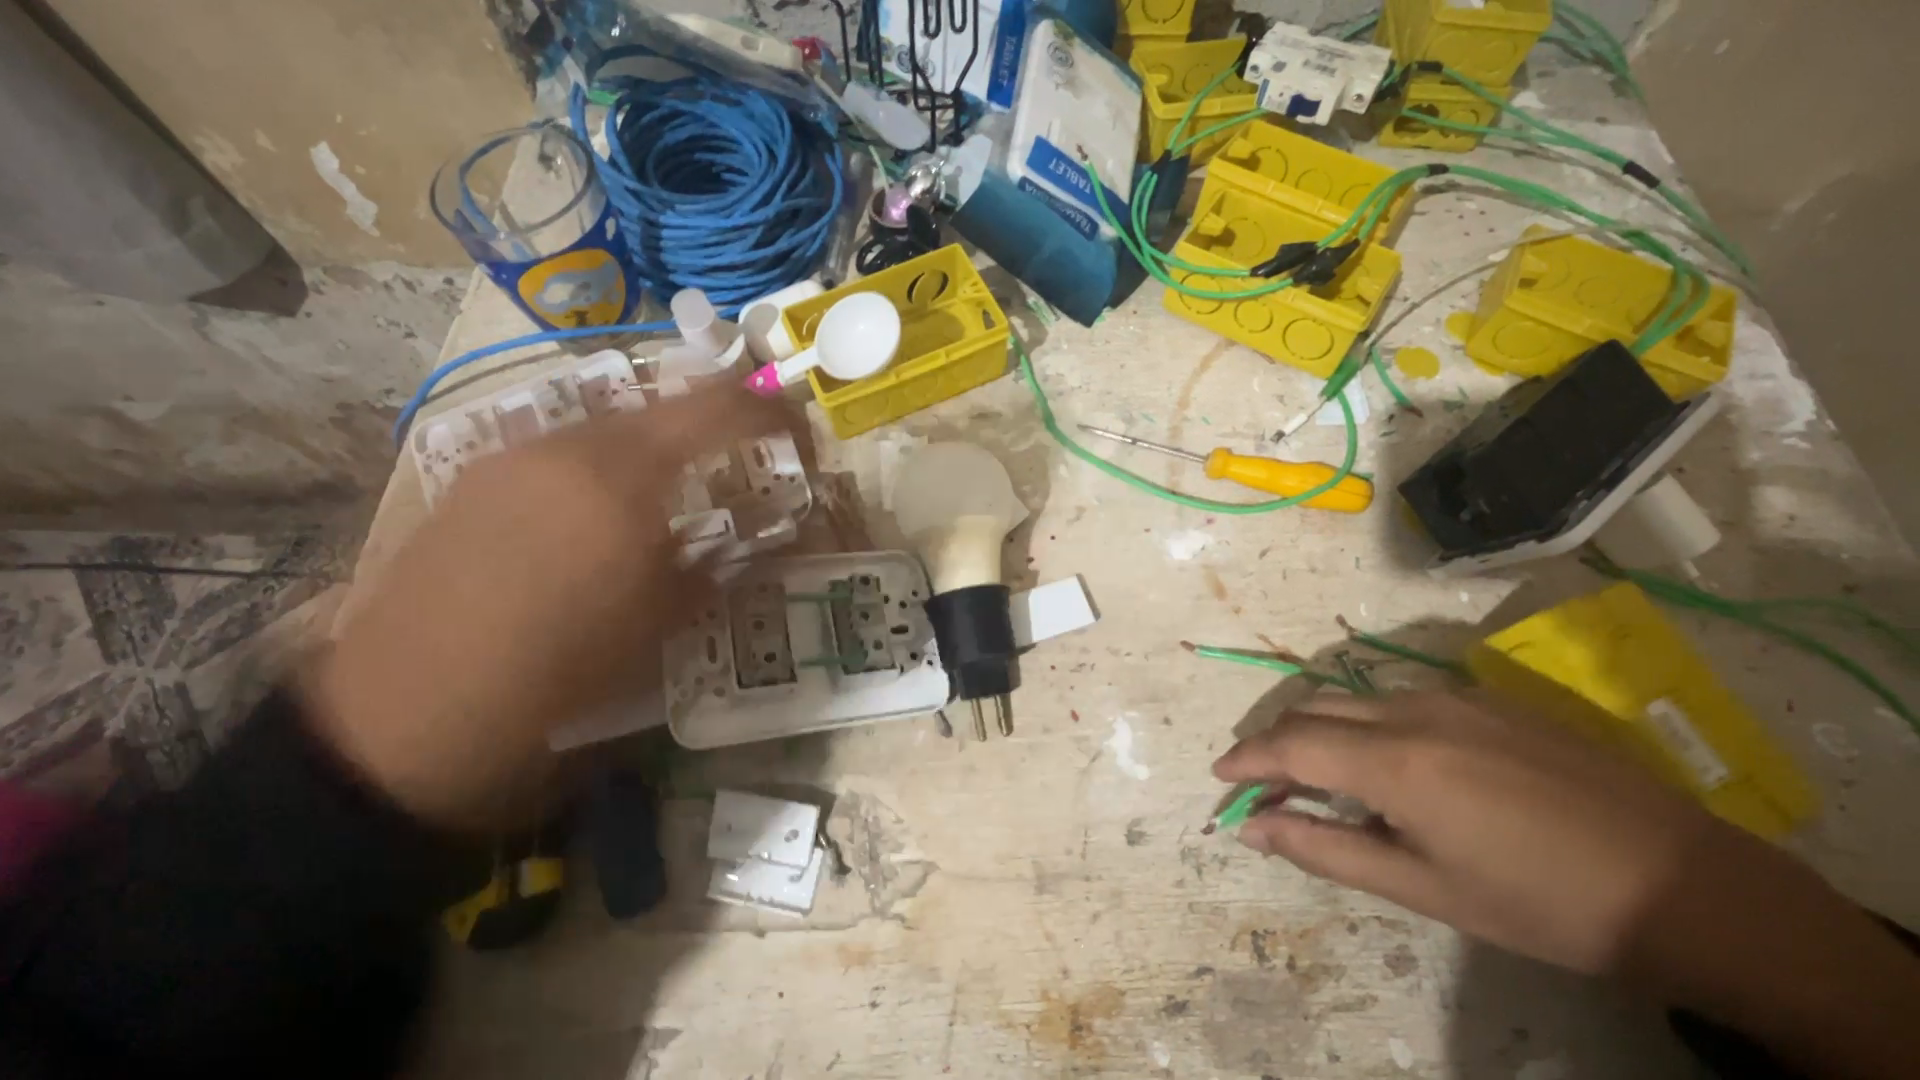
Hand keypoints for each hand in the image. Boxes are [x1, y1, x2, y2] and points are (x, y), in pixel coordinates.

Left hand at [300, 387, 786, 830]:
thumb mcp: (658, 626)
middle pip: (659, 406)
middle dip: (712, 424)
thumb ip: (719, 565)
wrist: (411, 710)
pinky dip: (601, 465)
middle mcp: (567, 446)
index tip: (797, 428)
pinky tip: (600, 511)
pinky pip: (560, 451)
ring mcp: (513, 456)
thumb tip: (770, 537)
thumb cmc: (557, 674)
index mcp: (623, 478)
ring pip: (605, 426)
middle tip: (741, 458)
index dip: (766, 409)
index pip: (716, 409)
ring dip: (653, 445)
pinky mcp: (474, 478)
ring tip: (674, 490)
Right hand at [1213, 689, 1818, 973]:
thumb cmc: (1540, 904)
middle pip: (1315, 709)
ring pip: (1357, 701)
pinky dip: (1367, 725)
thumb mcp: (1423, 889)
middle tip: (1263, 785)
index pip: (1290, 745)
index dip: (1247, 760)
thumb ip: (1326, 850)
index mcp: (1395, 763)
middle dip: (1276, 742)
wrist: (1682, 884)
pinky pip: (1401, 701)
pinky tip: (1387, 764)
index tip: (1221, 780)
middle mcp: (1415, 712)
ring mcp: (1457, 699)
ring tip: (1319, 778)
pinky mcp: (1491, 701)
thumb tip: (1254, 827)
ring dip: (1321, 731)